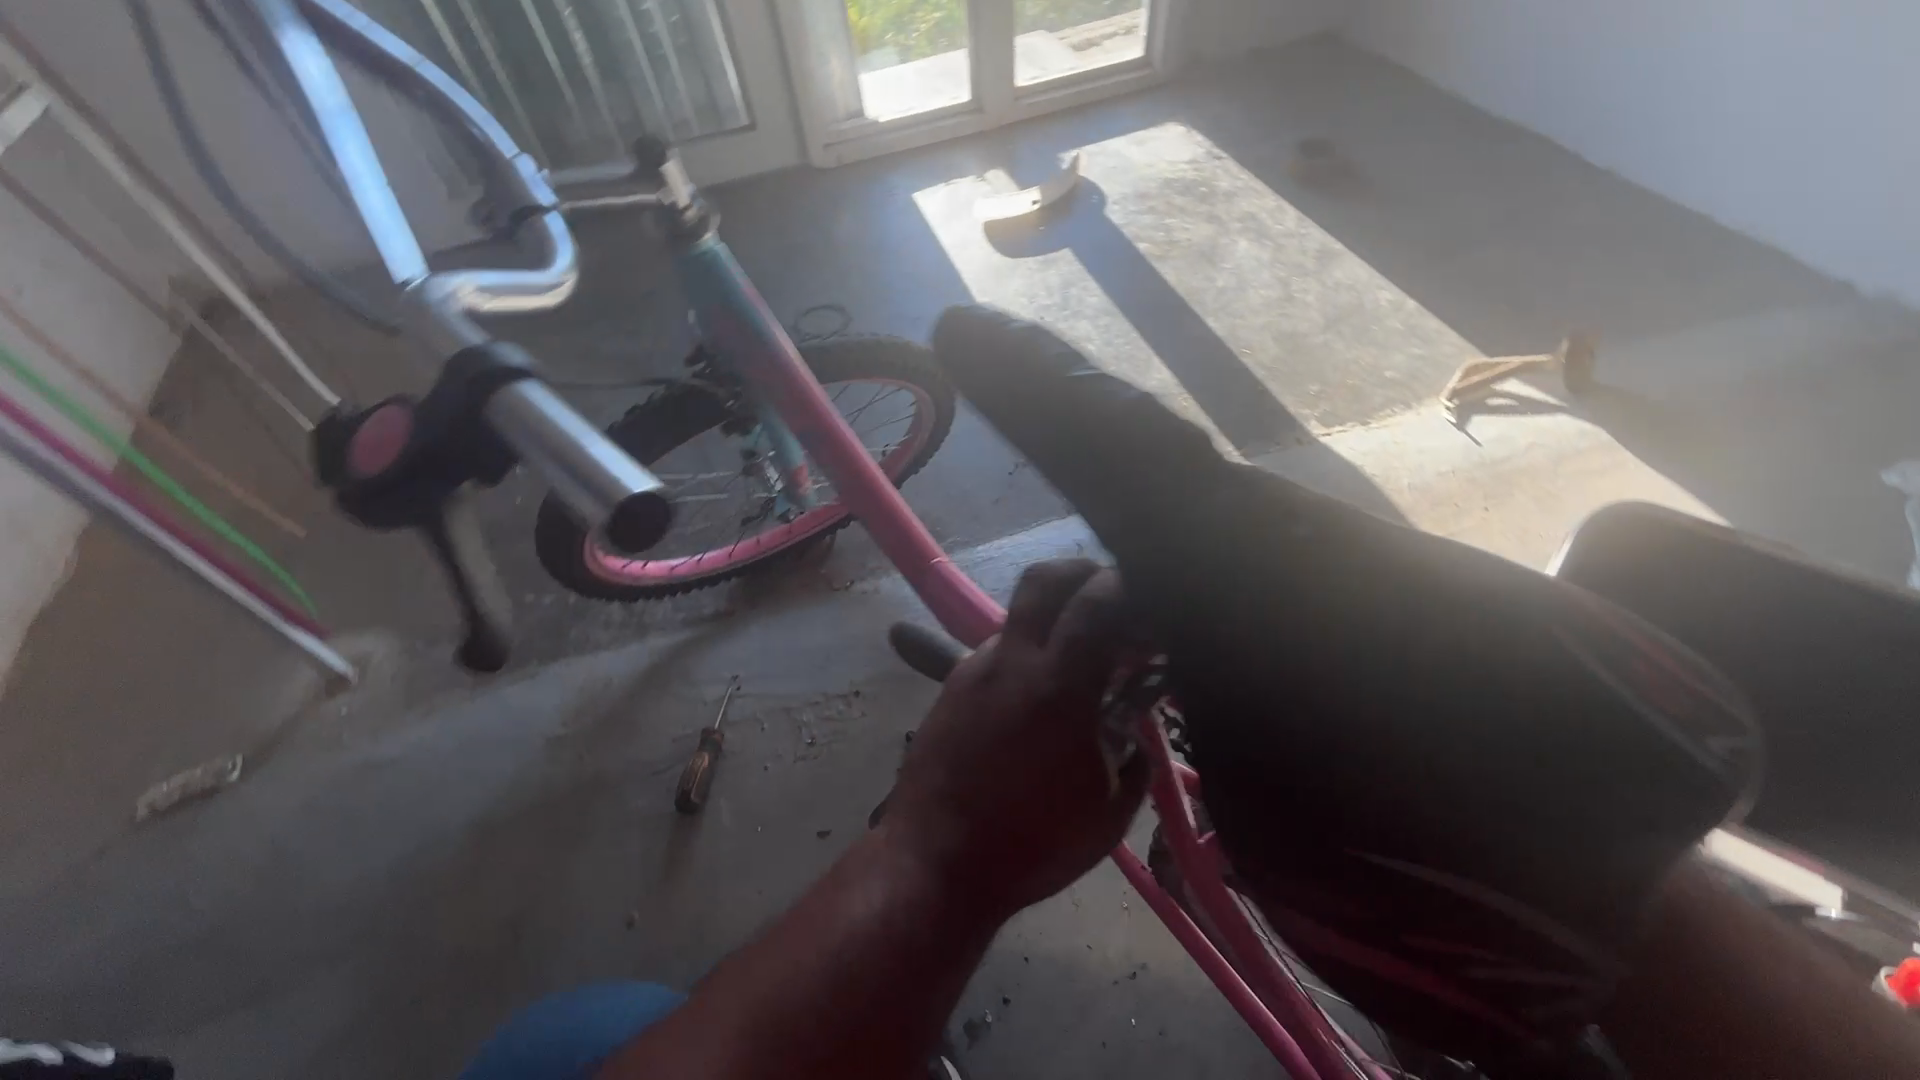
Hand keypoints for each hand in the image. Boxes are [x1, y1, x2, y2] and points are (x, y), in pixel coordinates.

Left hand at [880, 559, 1146, 920]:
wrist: (936, 862)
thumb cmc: (1032, 844)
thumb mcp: (1107, 813)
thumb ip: (1133, 761)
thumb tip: (1134, 732)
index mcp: (1059, 686)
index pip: (1096, 603)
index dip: (1126, 586)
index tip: (1149, 594)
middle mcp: (1011, 663)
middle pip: (1043, 581)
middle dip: (1081, 573)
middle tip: (1107, 592)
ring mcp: (973, 672)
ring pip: (1016, 619)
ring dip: (1050, 622)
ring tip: (1075, 658)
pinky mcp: (949, 691)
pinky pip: (993, 655)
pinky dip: (1022, 656)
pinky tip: (1033, 696)